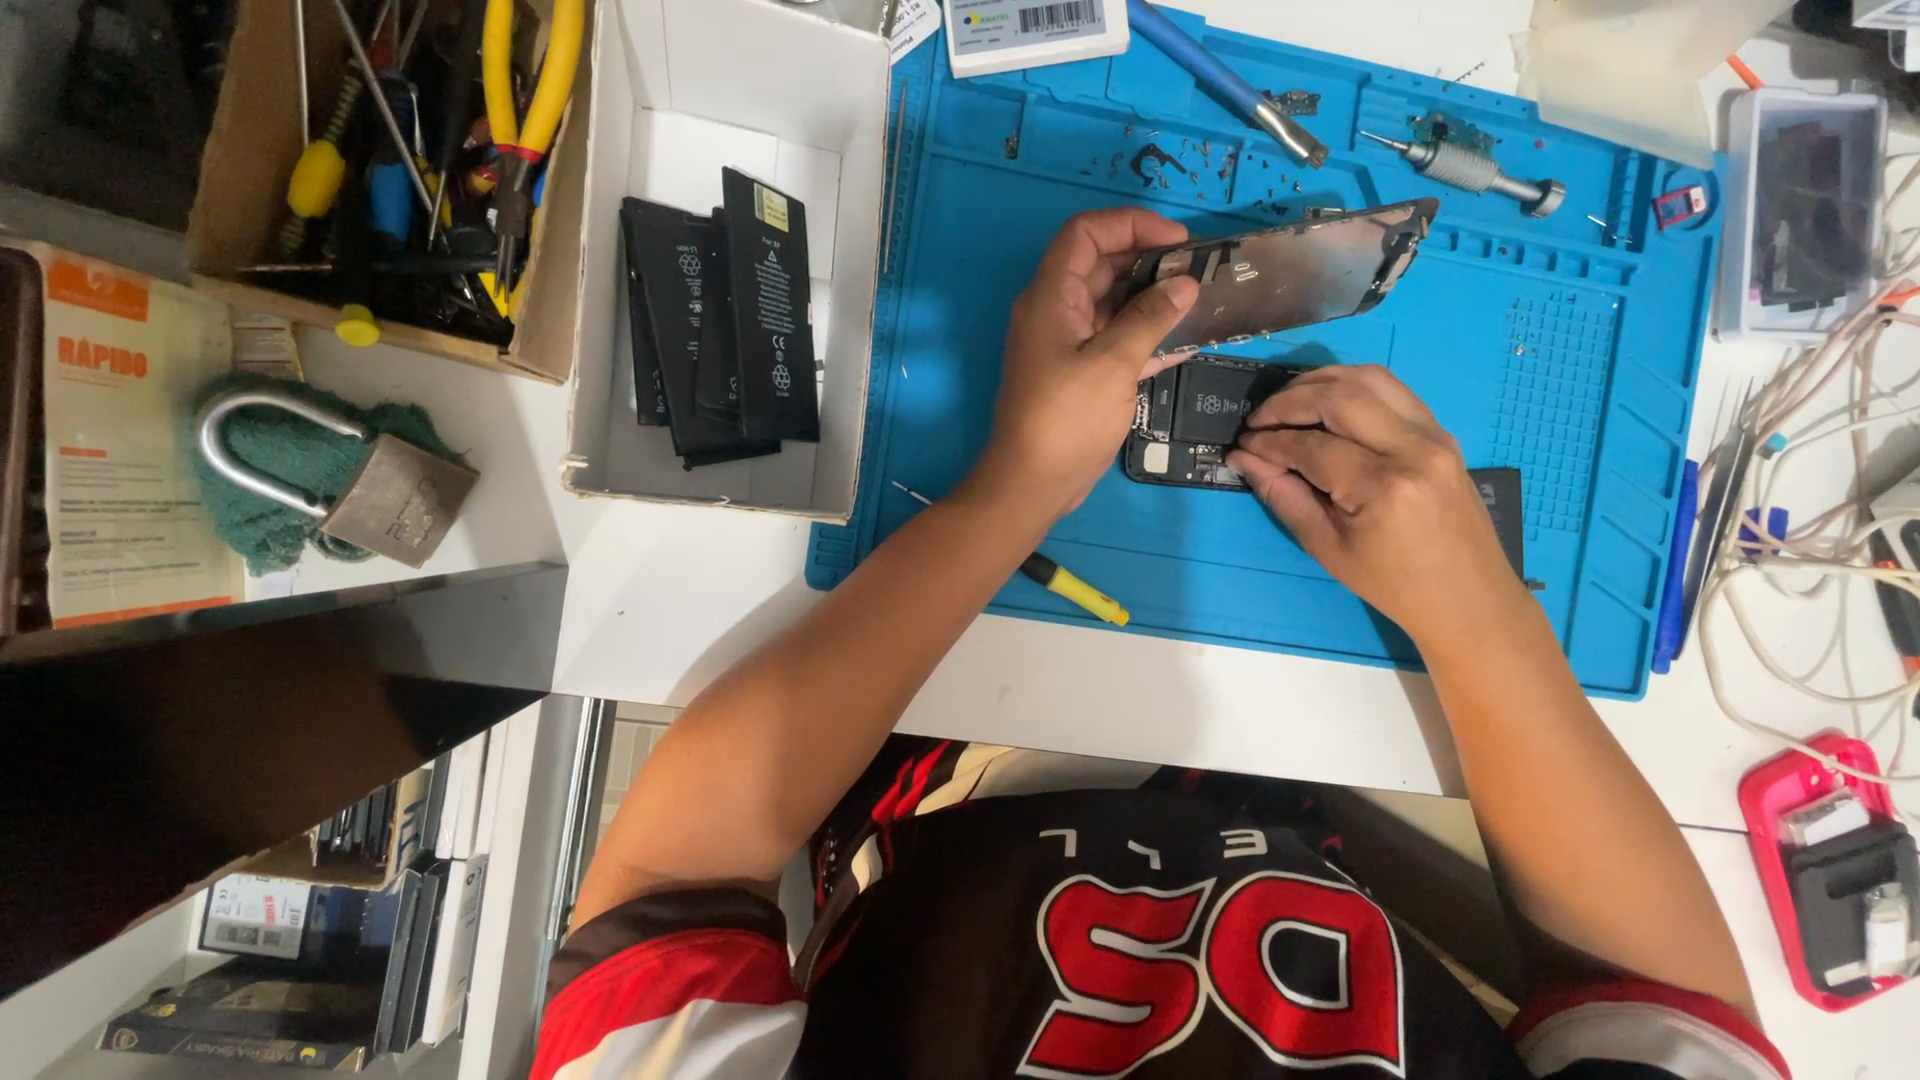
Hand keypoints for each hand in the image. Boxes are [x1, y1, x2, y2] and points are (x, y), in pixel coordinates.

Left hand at [970, 208, 1199, 519]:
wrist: (1034, 482)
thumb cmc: (1067, 418)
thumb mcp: (1112, 363)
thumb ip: (1150, 318)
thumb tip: (1185, 284)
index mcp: (1050, 297)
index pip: (1085, 234)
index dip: (1130, 225)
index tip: (1177, 240)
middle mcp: (1055, 312)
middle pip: (1102, 266)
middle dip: (1149, 262)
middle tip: (1198, 272)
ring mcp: (1067, 345)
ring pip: (1112, 305)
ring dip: (1152, 300)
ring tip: (1201, 301)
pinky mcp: (1080, 374)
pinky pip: (1115, 341)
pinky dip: (1146, 337)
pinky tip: (1186, 341)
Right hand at [1226, 365, 1529, 643]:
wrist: (1467, 595)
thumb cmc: (1391, 583)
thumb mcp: (1326, 547)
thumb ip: (1283, 495)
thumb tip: (1244, 458)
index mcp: (1382, 487)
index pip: (1311, 445)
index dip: (1269, 442)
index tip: (1242, 445)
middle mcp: (1413, 449)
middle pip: (1340, 396)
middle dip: (1288, 401)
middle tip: (1258, 419)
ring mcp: (1434, 434)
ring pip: (1368, 378)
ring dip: (1319, 382)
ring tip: (1287, 402)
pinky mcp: (1441, 432)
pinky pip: (1391, 390)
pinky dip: (1351, 387)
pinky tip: (1325, 404)